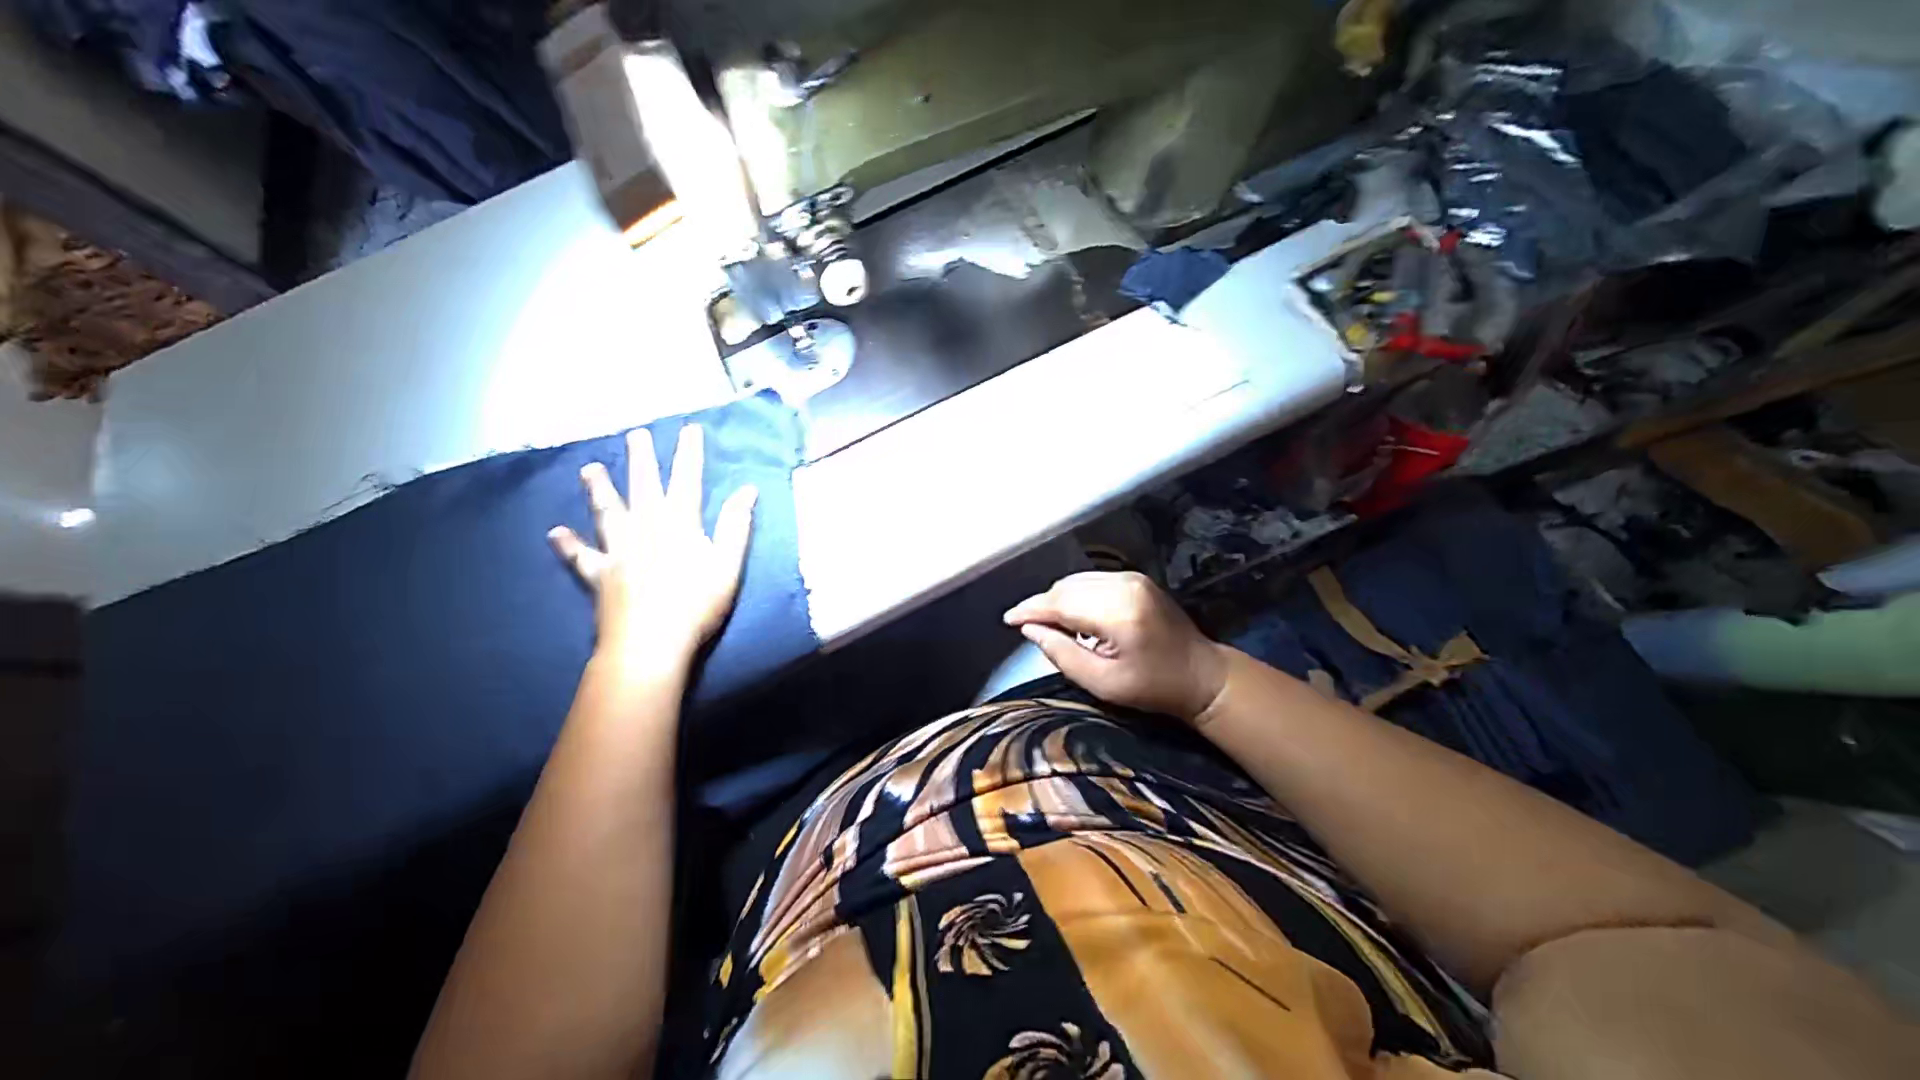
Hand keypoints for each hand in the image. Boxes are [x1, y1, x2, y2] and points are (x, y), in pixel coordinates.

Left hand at [548, 425, 756, 670]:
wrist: (651, 643)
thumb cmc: (697, 604)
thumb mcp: (728, 565)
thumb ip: (736, 526)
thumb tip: (748, 489)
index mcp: (679, 524)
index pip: (686, 480)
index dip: (689, 454)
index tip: (689, 430)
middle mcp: (645, 528)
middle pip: (643, 486)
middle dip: (642, 459)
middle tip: (635, 434)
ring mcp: (618, 550)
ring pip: (607, 512)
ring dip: (599, 489)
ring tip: (589, 469)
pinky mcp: (600, 575)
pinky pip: (582, 557)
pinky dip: (569, 545)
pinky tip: (555, 533)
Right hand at [1003, 571, 1229, 723]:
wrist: (1201, 675)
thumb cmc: (1153, 687)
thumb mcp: (1102, 682)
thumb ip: (1062, 653)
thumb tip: (1030, 629)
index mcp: (1118, 613)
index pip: (1061, 603)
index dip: (1030, 610)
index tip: (1008, 619)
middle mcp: (1125, 586)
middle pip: (1066, 587)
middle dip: (1042, 605)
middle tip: (1026, 626)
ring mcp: (1132, 578)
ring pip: (1077, 581)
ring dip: (1057, 598)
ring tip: (1046, 622)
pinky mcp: (1136, 579)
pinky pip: (1092, 580)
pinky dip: (1075, 594)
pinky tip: (1070, 614)